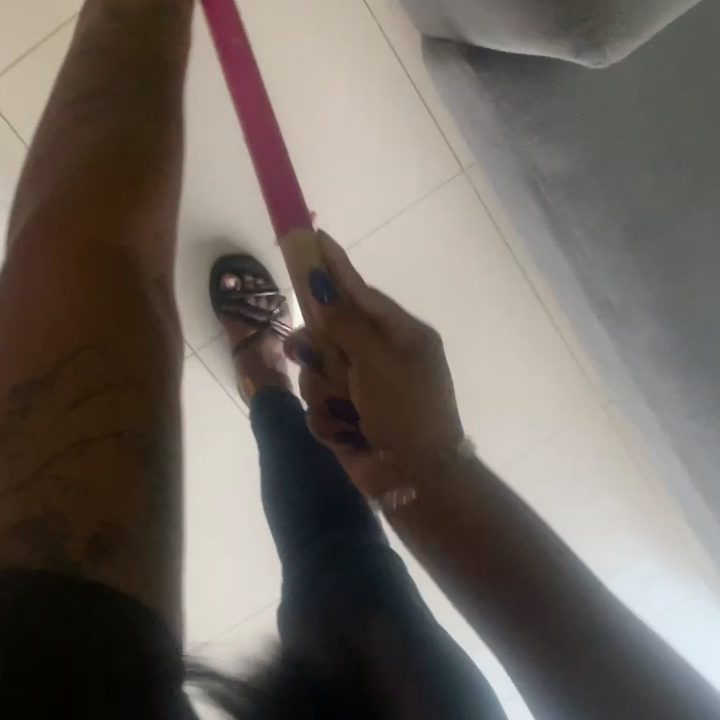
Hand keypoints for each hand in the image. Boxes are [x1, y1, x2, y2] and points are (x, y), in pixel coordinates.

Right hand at [290, 232, 466, 496]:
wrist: (415, 480)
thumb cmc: (406, 410)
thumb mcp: (378, 360)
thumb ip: (345, 323)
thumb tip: (322, 287)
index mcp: (402, 336)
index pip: (360, 293)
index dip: (334, 269)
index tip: (313, 239)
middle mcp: (380, 357)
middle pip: (329, 332)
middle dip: (317, 347)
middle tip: (304, 351)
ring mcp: (363, 389)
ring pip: (317, 370)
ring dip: (324, 389)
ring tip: (342, 408)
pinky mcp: (347, 417)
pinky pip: (318, 403)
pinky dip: (328, 418)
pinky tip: (345, 432)